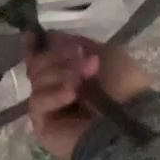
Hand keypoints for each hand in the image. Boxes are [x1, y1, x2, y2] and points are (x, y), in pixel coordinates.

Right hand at [24, 33, 153, 159]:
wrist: (129, 122)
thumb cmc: (124, 87)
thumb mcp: (106, 53)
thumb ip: (78, 43)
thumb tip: (52, 37)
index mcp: (71, 72)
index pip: (43, 57)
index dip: (34, 45)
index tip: (30, 34)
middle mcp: (57, 89)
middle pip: (36, 65)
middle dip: (56, 58)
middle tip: (79, 60)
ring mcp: (49, 109)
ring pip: (36, 81)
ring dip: (58, 75)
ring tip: (80, 81)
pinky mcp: (42, 126)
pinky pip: (38, 102)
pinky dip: (53, 95)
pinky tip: (71, 96)